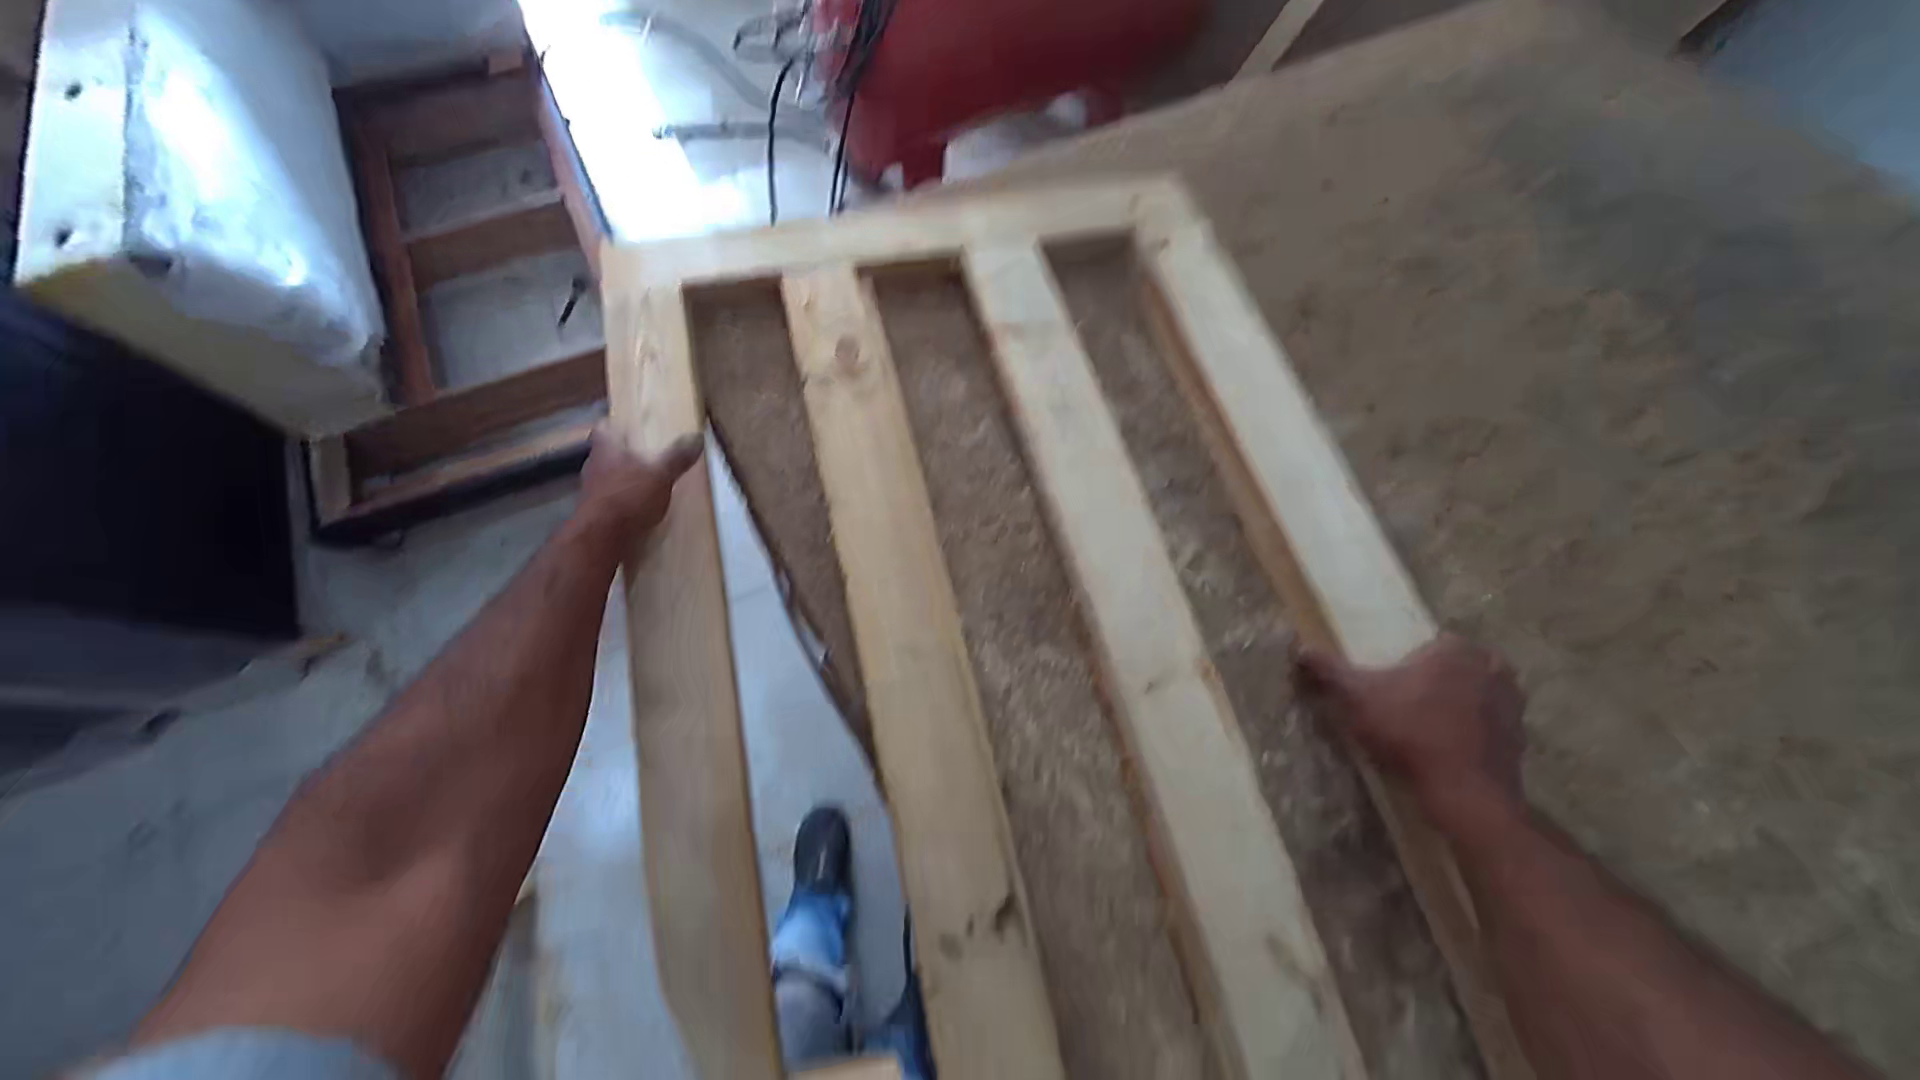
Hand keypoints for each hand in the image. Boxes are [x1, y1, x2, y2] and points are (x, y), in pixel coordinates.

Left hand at [573, 424, 704, 551]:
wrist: (601, 537)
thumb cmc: (629, 495)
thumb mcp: (661, 474)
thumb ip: (677, 456)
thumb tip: (697, 436)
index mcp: (606, 447)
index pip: (604, 426)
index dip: (616, 423)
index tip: (632, 426)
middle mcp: (594, 464)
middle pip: (608, 452)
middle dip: (625, 452)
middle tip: (648, 454)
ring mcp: (591, 489)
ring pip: (609, 475)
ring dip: (625, 477)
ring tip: (648, 482)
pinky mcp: (594, 511)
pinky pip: (611, 498)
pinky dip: (624, 499)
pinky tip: (640, 506)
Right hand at [1293, 633, 1526, 824]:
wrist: (1464, 791)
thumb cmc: (1408, 732)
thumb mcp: (1354, 697)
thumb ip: (1327, 670)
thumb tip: (1300, 648)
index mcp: (1455, 650)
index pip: (1433, 641)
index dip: (1412, 658)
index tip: (1392, 677)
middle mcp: (1491, 668)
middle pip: (1459, 664)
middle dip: (1439, 677)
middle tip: (1409, 698)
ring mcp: (1512, 704)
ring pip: (1479, 691)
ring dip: (1460, 700)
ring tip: (1428, 721)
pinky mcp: (1520, 737)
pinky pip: (1491, 722)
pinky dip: (1474, 728)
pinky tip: (1448, 745)